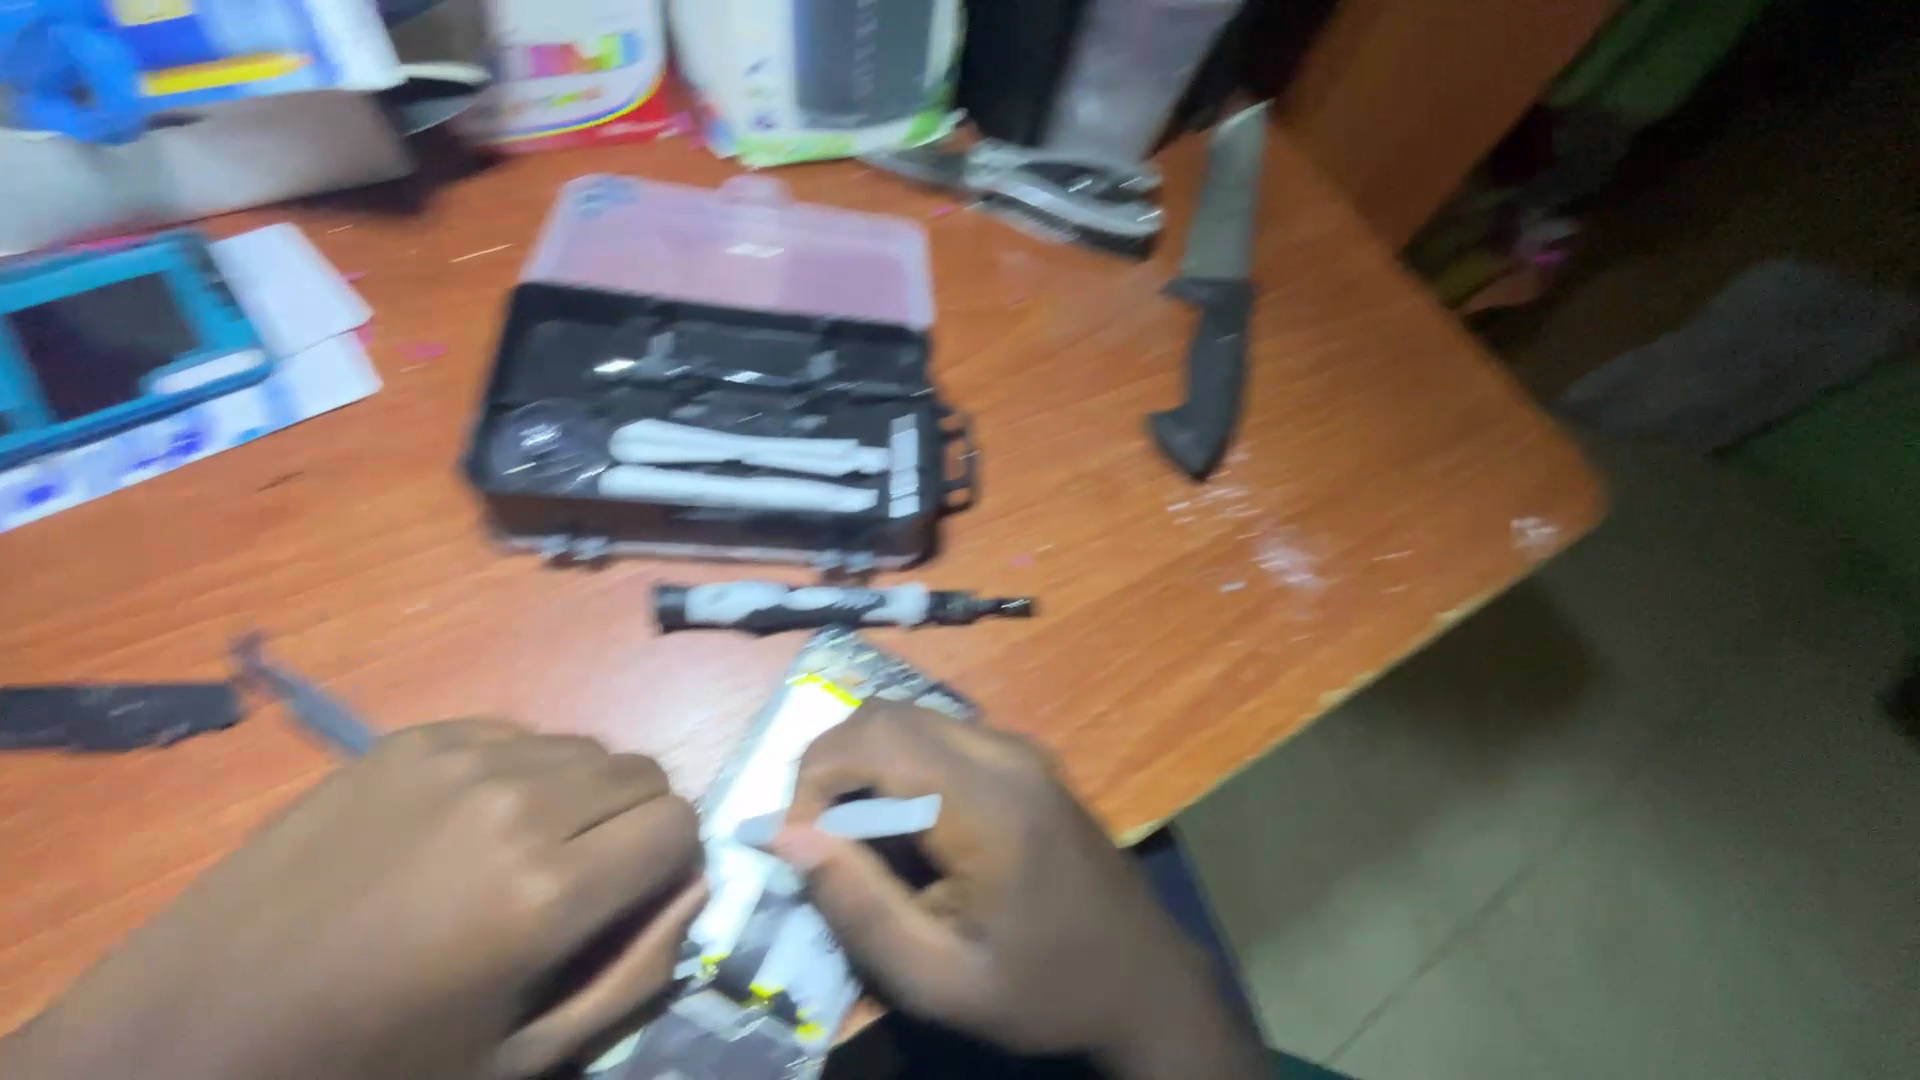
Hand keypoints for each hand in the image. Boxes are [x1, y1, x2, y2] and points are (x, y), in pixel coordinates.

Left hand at [3, 720, 703, 1079]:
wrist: (187, 1039)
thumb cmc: (373, 1065)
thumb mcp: (525, 1058)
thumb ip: (637, 971)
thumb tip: (695, 888)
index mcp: (548, 892)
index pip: (681, 825)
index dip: (672, 864)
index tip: (636, 897)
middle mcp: (519, 802)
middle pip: (644, 774)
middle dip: (637, 824)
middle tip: (585, 877)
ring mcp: (460, 758)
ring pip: (588, 748)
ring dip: (585, 795)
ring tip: (525, 849)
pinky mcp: (412, 739)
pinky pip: (520, 735)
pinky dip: (525, 772)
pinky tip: (468, 825)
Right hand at [768, 703, 1265, 1079]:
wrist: (1144, 976)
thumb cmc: (1043, 987)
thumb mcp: (938, 979)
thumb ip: (859, 905)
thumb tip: (789, 836)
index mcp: (990, 803)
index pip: (875, 740)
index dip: (814, 778)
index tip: (799, 844)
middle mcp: (1005, 752)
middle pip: (887, 715)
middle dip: (831, 766)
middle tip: (818, 838)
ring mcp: (1019, 746)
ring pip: (909, 718)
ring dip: (863, 763)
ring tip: (857, 838)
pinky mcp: (1023, 755)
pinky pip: (939, 734)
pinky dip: (898, 765)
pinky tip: (906, 827)